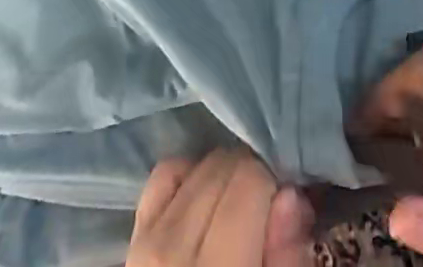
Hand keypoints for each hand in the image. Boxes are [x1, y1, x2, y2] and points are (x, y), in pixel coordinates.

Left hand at [129, 148, 314, 266]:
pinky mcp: (131, 244)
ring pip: (196, 167)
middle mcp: (170, 252)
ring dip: (226, 176)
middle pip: (223, 168)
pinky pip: (164, 179)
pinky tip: (208, 199)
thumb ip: (287, 257)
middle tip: (272, 210)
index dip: (278, 184)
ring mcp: (143, 247)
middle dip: (255, 177)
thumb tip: (290, 194)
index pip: (248, 181)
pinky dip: (190, 176)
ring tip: (243, 208)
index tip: (291, 205)